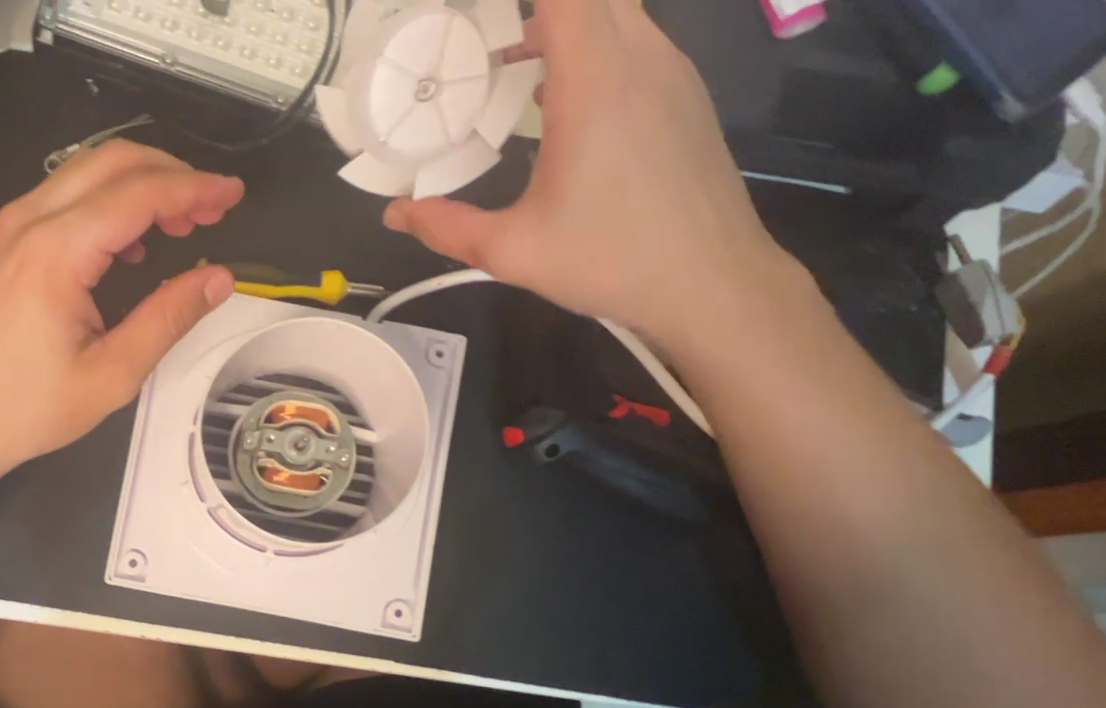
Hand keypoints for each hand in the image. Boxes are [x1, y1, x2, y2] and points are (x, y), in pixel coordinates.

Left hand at [0, 141, 241, 493]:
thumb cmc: (27, 411)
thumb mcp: (111, 375)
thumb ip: (167, 318)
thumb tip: (220, 278)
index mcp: (54, 253)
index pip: (138, 194)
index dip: (193, 188)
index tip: (233, 194)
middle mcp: (27, 223)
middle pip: (111, 162)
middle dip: (171, 174)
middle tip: (213, 206)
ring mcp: (9, 229)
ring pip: (84, 172)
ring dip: (139, 185)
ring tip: (181, 224)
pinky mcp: (3, 244)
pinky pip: (62, 198)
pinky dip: (106, 204)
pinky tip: (129, 245)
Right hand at [382, 0, 801, 346]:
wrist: (710, 280)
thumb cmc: (610, 260)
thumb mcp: (512, 251)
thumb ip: (446, 226)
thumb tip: (395, 212)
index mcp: (594, 81)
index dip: (514, 1)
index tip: (474, 20)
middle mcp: (639, 57)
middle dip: (534, 11)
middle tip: (481, 44)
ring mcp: (670, 71)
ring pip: (615, 13)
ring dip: (561, 25)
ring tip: (508, 68)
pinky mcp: (683, 94)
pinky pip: (633, 41)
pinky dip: (590, 48)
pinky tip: (556, 104)